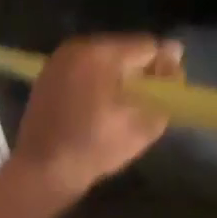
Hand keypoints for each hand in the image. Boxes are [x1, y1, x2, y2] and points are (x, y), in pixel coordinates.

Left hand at [12, 35, 182, 197]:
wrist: (42, 171)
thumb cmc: (95, 148)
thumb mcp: (145, 123)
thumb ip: (167, 87)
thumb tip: (174, 56)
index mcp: (100, 52)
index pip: (148, 46)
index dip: (164, 68)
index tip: (166, 94)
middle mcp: (77, 47)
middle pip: (123, 49)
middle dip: (138, 71)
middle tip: (145, 102)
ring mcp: (58, 61)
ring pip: (102, 60)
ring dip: (116, 77)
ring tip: (121, 107)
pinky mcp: (46, 77)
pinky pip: (82, 71)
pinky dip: (94, 83)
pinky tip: (97, 109)